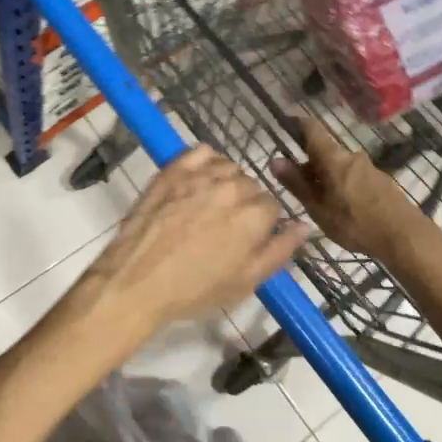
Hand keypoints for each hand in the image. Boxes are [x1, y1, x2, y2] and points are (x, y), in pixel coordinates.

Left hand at [73, 148, 306, 342]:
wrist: (137, 280)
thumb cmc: (194, 290)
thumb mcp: (246, 281)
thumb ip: (279, 250)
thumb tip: (304, 225)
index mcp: (254, 216)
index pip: (273, 206)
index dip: (262, 224)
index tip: (245, 239)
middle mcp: (231, 188)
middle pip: (251, 185)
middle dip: (245, 203)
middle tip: (224, 227)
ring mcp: (200, 175)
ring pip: (229, 167)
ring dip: (226, 181)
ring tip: (210, 205)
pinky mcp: (172, 170)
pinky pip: (200, 151)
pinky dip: (205, 161)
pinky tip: (198, 180)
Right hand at [268, 118, 441, 266]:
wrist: (405, 237)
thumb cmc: (355, 223)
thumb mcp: (319, 208)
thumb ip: (296, 184)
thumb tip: (275, 160)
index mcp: (333, 158)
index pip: (312, 128)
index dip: (296, 124)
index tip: (283, 126)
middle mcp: (351, 156)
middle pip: (324, 152)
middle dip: (308, 164)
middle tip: (295, 185)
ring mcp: (369, 169)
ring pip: (338, 165)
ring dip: (325, 177)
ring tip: (317, 202)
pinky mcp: (381, 182)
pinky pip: (353, 176)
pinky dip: (341, 185)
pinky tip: (340, 208)